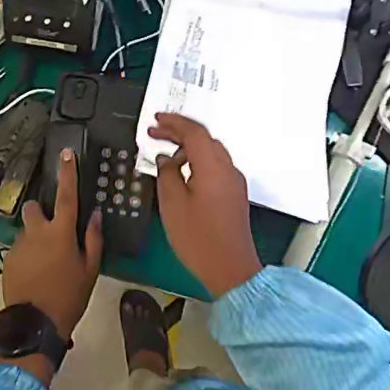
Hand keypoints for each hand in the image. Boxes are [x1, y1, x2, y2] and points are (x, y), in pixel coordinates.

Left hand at [4, 148, 103, 342]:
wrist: (35, 324)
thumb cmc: (69, 296)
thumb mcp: (90, 269)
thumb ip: (93, 238)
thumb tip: (94, 215)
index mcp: (60, 232)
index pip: (66, 195)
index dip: (68, 172)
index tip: (66, 154)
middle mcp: (36, 232)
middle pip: (34, 207)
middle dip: (40, 212)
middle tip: (52, 230)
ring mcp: (19, 245)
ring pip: (26, 230)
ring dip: (35, 237)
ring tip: (46, 262)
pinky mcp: (7, 259)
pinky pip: (19, 248)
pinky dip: (27, 254)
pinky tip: (35, 274)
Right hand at [149, 113, 260, 297]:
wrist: (230, 269)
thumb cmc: (199, 240)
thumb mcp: (172, 204)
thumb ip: (166, 173)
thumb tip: (165, 159)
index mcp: (212, 167)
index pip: (194, 132)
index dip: (173, 122)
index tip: (155, 120)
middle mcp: (228, 170)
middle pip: (204, 138)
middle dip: (179, 132)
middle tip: (155, 132)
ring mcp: (234, 182)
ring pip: (211, 152)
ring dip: (188, 147)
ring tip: (164, 154)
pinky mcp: (234, 194)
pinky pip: (215, 166)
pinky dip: (197, 161)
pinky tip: (182, 172)